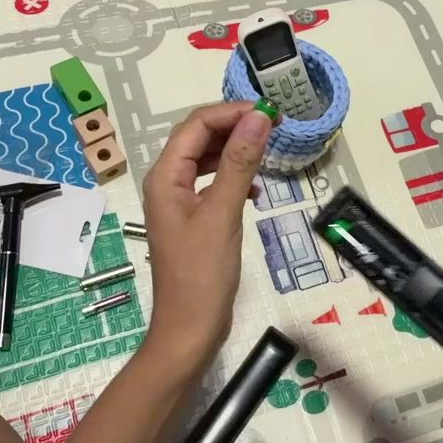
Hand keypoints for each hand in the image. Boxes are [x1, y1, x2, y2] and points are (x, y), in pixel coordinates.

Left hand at [140, 101, 274, 362]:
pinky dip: (233, 177)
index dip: (233, 112)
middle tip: (276, 126)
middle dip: (235, 126)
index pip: (197, 125)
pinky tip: (254, 189)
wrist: (190, 329)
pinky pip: (212, 183)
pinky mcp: (192, 220)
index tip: (273, 113)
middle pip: (199, 137)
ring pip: (206, 159)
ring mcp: (178, 202)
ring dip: (235, 149)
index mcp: (165, 177)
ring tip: (269, 148)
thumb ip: (239, 163)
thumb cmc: (202, 275)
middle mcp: (167, 183)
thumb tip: (259, 118)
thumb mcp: (223, 213)